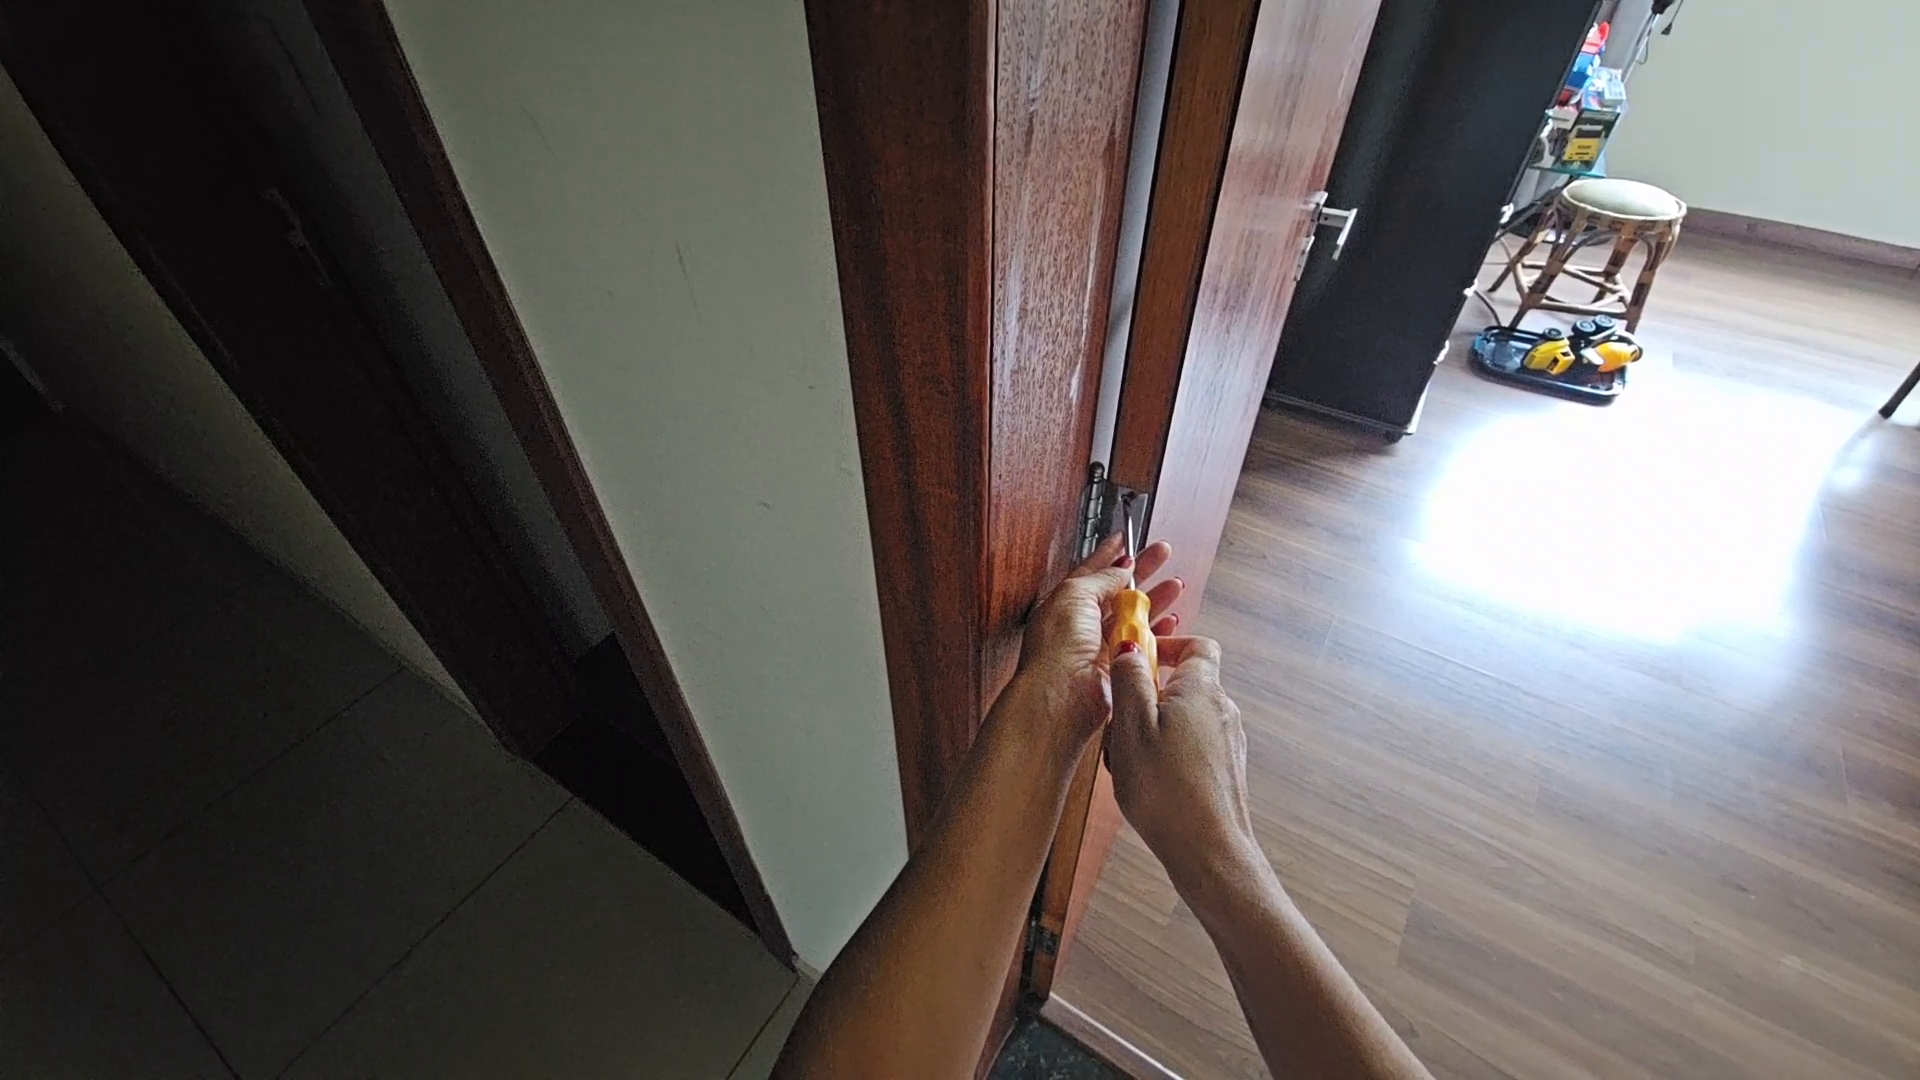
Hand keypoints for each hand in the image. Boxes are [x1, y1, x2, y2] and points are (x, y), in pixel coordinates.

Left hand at [1009, 533, 1182, 744]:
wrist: (1061, 697)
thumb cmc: (1056, 649)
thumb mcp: (1075, 595)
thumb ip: (1101, 578)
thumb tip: (1120, 568)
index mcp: (1065, 603)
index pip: (1091, 572)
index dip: (1110, 554)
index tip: (1126, 539)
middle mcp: (1082, 624)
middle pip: (1118, 590)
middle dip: (1142, 570)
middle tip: (1163, 553)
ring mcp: (1100, 647)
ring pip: (1134, 616)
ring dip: (1156, 599)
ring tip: (1175, 584)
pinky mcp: (1118, 668)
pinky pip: (1143, 645)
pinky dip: (1159, 633)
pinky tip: (1171, 622)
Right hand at [1107, 636, 1262, 892]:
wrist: (1209, 854)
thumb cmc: (1166, 792)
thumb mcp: (1132, 727)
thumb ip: (1130, 681)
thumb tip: (1129, 647)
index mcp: (1202, 691)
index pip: (1197, 646)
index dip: (1167, 645)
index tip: (1136, 658)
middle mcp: (1221, 711)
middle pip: (1182, 684)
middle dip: (1145, 696)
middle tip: (1118, 720)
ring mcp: (1227, 742)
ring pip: (1181, 717)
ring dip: (1150, 728)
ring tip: (1126, 758)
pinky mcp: (1224, 770)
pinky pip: (1189, 745)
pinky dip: (1165, 751)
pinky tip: (1145, 781)